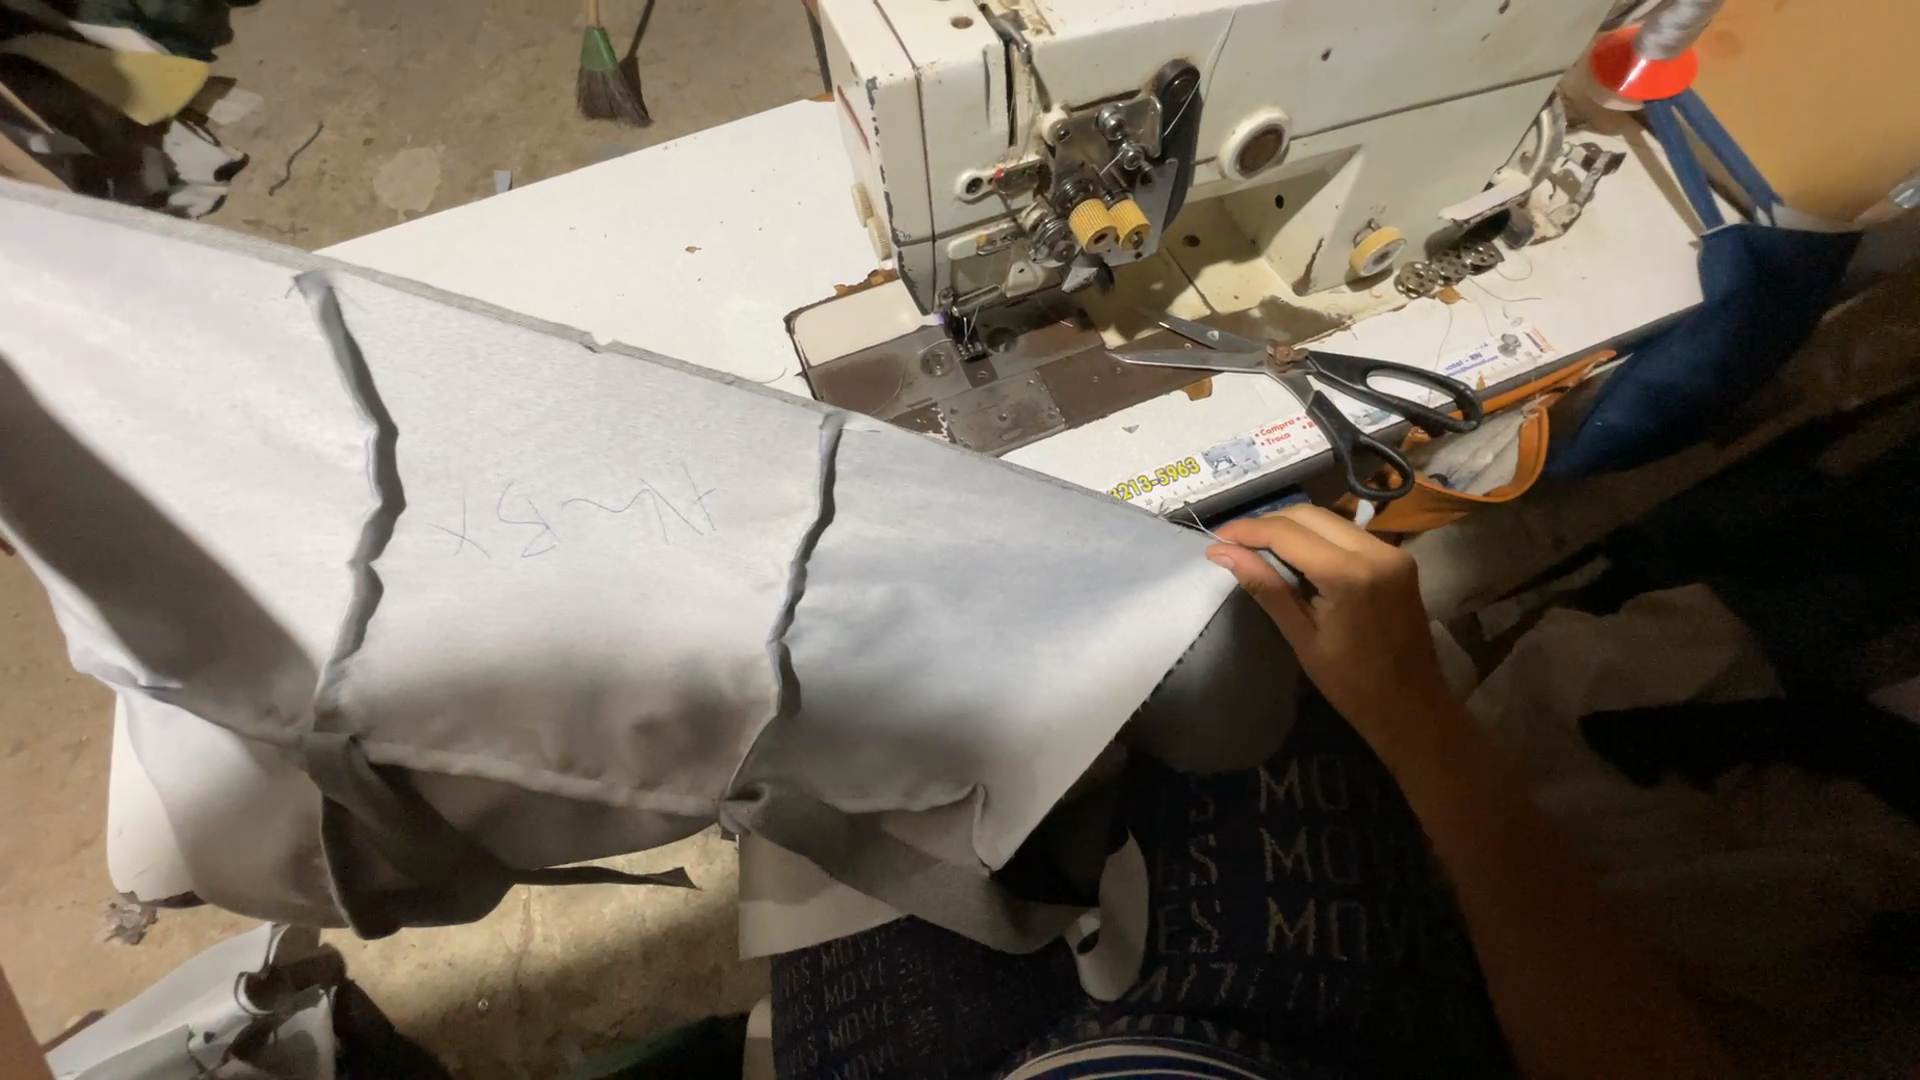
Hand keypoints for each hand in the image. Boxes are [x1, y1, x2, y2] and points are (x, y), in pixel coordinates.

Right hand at [1207, 506, 1458, 756]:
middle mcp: (1376, 552)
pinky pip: (1345, 533)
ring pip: (1327, 519)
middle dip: (1265, 524)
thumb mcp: (1300, 635)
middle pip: (1308, 515)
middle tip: (1232, 544)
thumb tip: (1222, 553)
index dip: (1246, 531)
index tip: (1216, 539)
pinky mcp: (1396, 558)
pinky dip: (1314, 536)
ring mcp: (1391, 552)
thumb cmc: (1351, 682)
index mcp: (1350, 575)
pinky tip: (1293, 555)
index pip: (1287, 533)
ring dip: (1288, 527)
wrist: (1412, 706)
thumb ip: (1264, 585)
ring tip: (1256, 548)